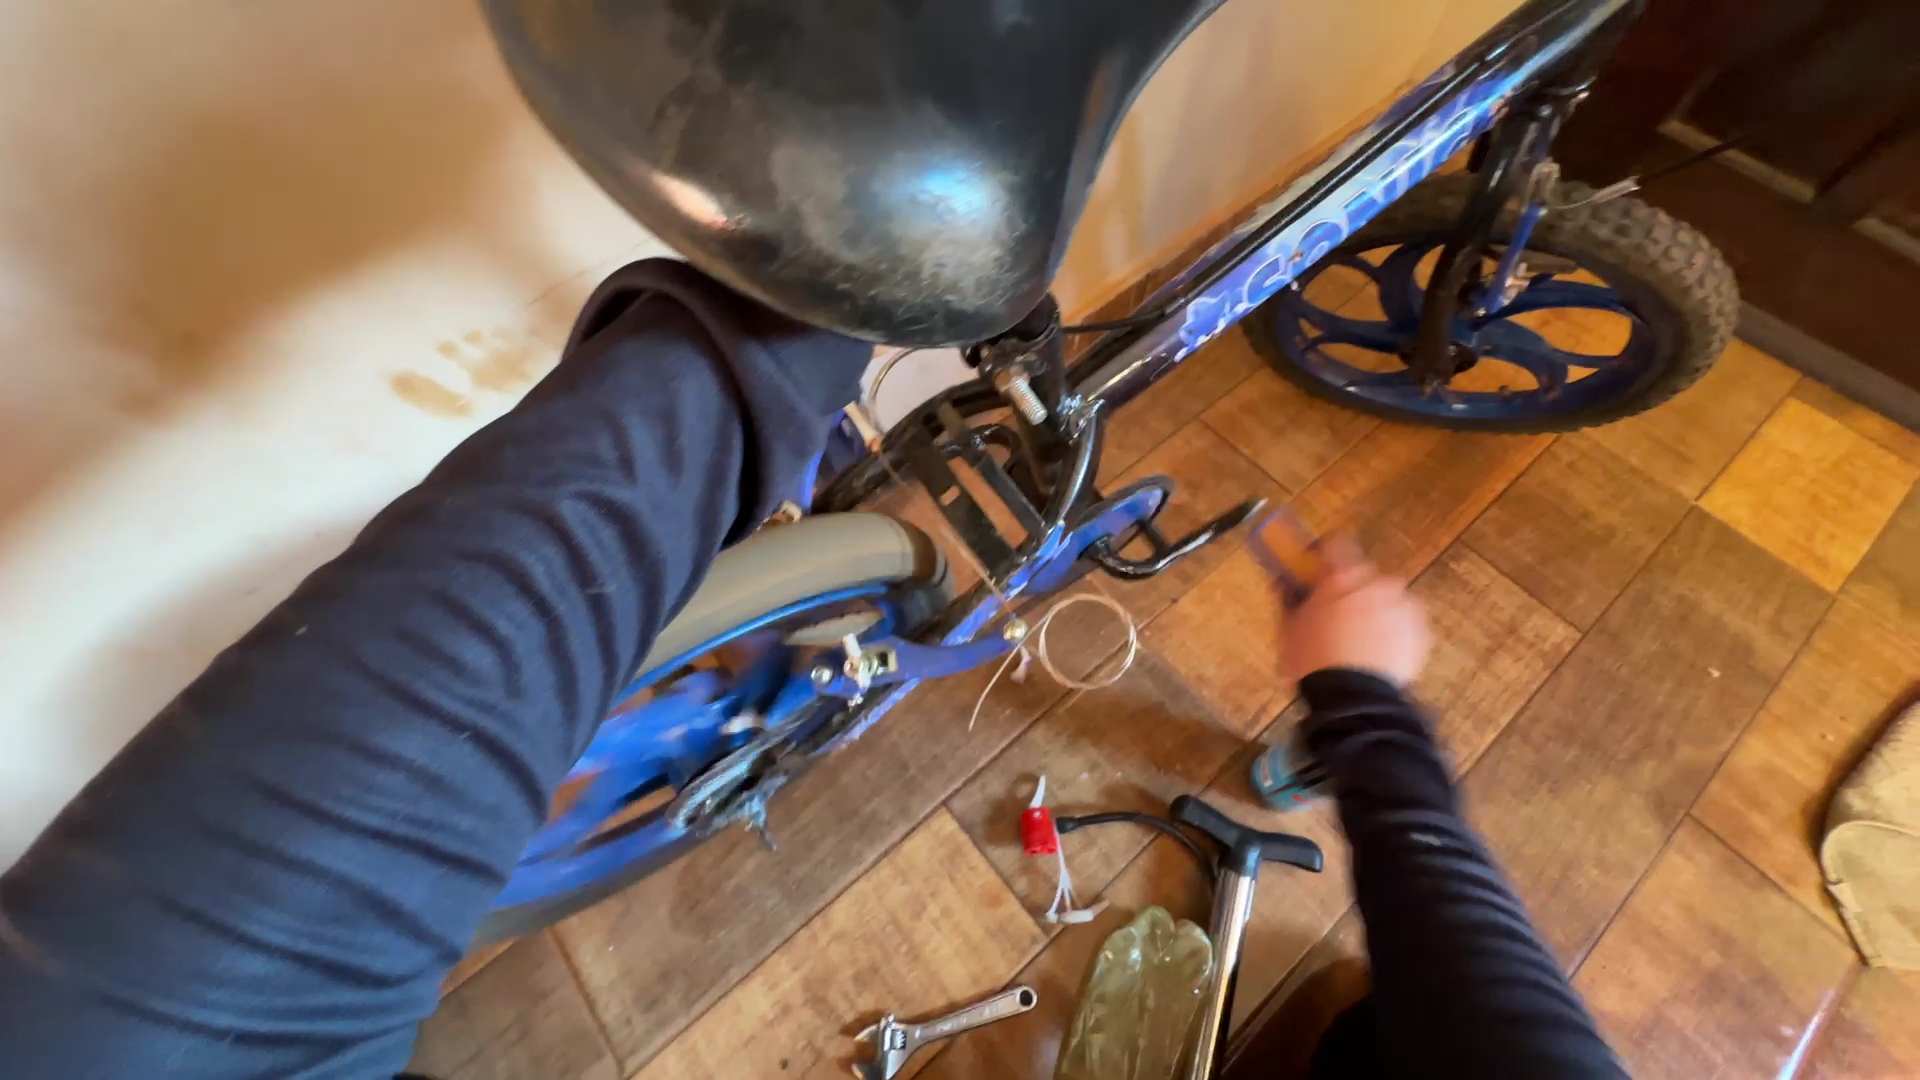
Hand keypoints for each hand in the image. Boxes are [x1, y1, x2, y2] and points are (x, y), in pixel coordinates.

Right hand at [1279, 535, 1429, 687]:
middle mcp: (1377, 581)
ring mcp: (1404, 605)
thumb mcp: (1288, 628)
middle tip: (1330, 612)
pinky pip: (1400, 618)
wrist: (1354, 700)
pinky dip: (1388, 627)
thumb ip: (1286, 596)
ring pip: (1382, 596)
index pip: (1333, 541)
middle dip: (1345, 587)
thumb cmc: (1313, 660)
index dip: (1320, 552)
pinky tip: (1372, 649)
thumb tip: (1280, 580)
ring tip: (1353, 637)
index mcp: (1341, 575)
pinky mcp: (1420, 629)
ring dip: (1369, 607)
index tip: (1312, 569)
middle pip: (1359, 572)